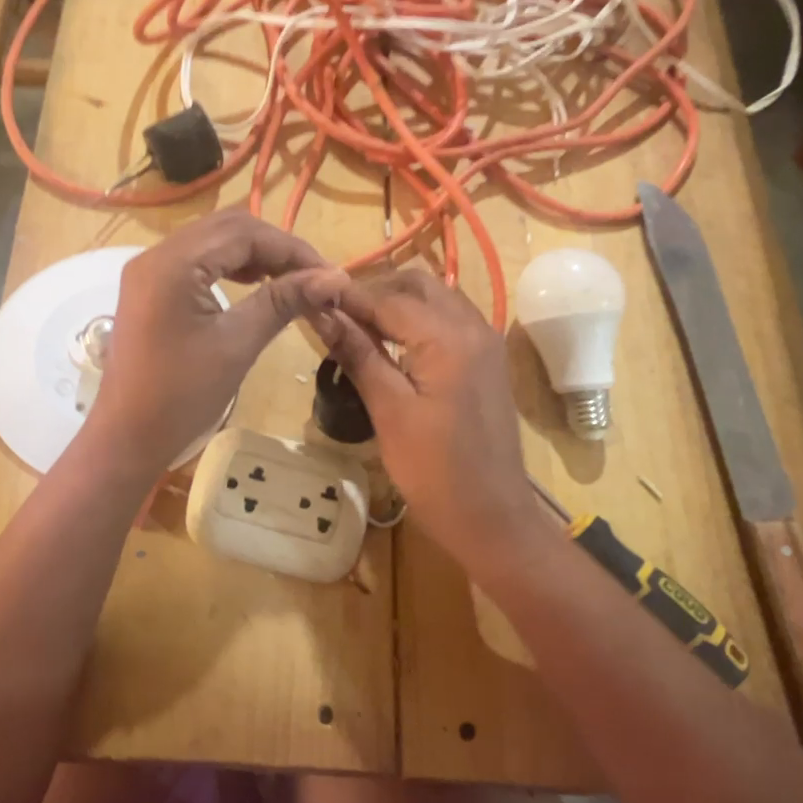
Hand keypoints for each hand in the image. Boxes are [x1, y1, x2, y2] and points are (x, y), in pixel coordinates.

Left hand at [87, 210, 349, 470]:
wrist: (127, 437)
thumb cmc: (182, 396)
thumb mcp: (238, 344)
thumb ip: (283, 302)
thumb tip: (334, 278)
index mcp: (173, 263)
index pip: (244, 233)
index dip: (293, 249)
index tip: (331, 275)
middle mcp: (156, 254)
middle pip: (228, 228)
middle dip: (276, 247)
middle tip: (315, 277)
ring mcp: (149, 270)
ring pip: (212, 240)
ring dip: (254, 254)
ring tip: (292, 280)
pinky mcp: (150, 288)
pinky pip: (196, 259)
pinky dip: (230, 265)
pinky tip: (255, 283)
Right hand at [313, 271, 546, 564]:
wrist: (492, 517)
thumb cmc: (435, 471)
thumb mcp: (389, 412)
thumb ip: (358, 354)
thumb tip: (321, 314)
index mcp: (449, 339)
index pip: (389, 298)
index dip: (348, 297)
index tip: (310, 297)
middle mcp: (474, 328)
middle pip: (418, 285)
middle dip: (375, 291)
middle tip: (335, 314)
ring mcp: (486, 344)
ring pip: (436, 298)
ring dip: (397, 302)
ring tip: (356, 328)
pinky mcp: (487, 362)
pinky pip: (449, 320)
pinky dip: (418, 320)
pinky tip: (390, 346)